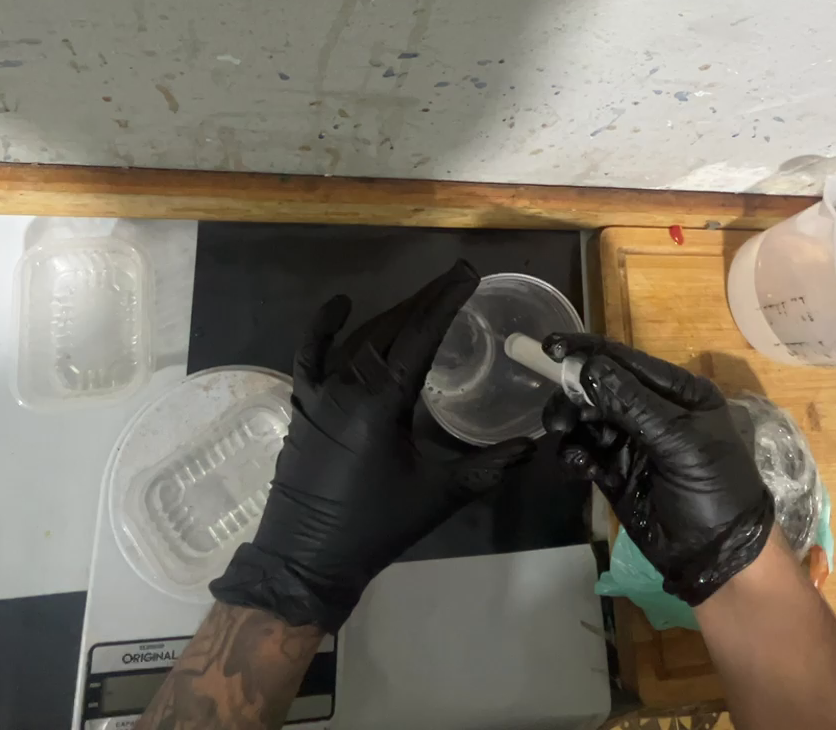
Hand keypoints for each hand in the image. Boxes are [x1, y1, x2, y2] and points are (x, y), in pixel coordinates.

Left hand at [212, 261, 536, 630]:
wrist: (306, 559)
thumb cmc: (376, 527)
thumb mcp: (439, 496)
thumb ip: (488, 467)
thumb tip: (532, 445)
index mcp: (383, 403)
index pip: (421, 336)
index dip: (446, 302)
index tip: (468, 276)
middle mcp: (350, 386)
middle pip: (393, 327)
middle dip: (427, 299)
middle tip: (457, 278)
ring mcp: (321, 392)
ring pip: (361, 337)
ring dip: (395, 313)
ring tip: (426, 297)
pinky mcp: (303, 403)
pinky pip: (310, 354)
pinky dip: (323, 327)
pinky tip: (342, 305)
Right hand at [542, 334, 773, 604]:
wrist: (718, 560)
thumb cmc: (714, 490)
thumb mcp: (681, 442)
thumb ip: (633, 403)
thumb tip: (590, 366)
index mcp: (678, 392)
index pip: (626, 360)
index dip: (588, 351)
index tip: (550, 346)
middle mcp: (652, 410)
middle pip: (599, 386)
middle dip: (574, 394)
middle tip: (558, 415)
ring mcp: (631, 440)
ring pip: (586, 417)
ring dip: (571, 423)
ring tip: (564, 436)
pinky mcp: (614, 470)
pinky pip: (584, 450)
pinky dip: (575, 454)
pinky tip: (580, 466)